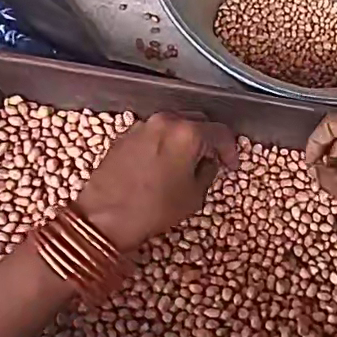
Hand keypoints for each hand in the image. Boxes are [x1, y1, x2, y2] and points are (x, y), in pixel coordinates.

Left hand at [74, 112, 237, 249]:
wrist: (104, 216)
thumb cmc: (153, 209)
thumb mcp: (193, 196)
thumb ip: (208, 172)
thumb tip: (207, 163)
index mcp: (188, 133)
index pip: (220, 132)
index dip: (231, 149)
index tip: (232, 163)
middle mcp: (165, 121)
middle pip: (197, 121)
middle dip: (208, 139)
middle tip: (213, 159)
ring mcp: (142, 126)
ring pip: (173, 124)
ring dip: (185, 139)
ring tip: (188, 162)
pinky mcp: (124, 135)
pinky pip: (153, 133)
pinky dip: (164, 143)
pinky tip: (164, 163)